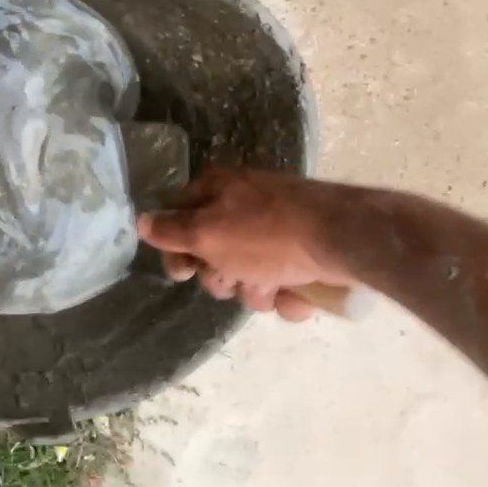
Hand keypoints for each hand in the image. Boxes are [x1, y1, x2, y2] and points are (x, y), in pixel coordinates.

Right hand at [137, 168, 356, 321]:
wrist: (346, 239)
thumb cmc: (267, 234)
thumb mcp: (207, 233)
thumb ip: (170, 231)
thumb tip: (141, 221)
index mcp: (215, 190)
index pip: (176, 219)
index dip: (176, 250)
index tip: (183, 274)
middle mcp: (242, 205)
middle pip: (211, 252)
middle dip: (221, 276)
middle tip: (233, 279)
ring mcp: (275, 230)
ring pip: (246, 273)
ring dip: (254, 290)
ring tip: (272, 289)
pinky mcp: (304, 252)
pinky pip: (282, 281)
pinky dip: (287, 294)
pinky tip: (298, 295)